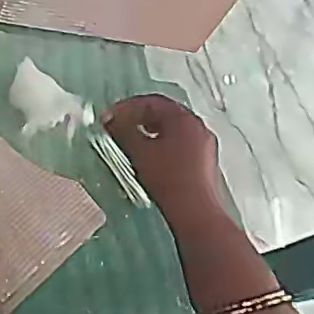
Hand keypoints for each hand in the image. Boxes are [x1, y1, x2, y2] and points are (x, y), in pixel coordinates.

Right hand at [104, 94, 232, 228]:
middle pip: (164, 113)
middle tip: (118, 126)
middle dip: (138, 117)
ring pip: (172, 129)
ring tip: (131, 142)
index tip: (109, 117)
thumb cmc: (168, 178)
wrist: (195, 211)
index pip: (151, 102)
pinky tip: (150, 158)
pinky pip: (180, 144)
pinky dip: (161, 144)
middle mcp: (197, 127)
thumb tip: (110, 119)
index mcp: (183, 119)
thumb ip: (122, 130)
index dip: (126, 107)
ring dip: (149, 131)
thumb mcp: (138, 151)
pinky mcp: (204, 162)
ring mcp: (204, 145)